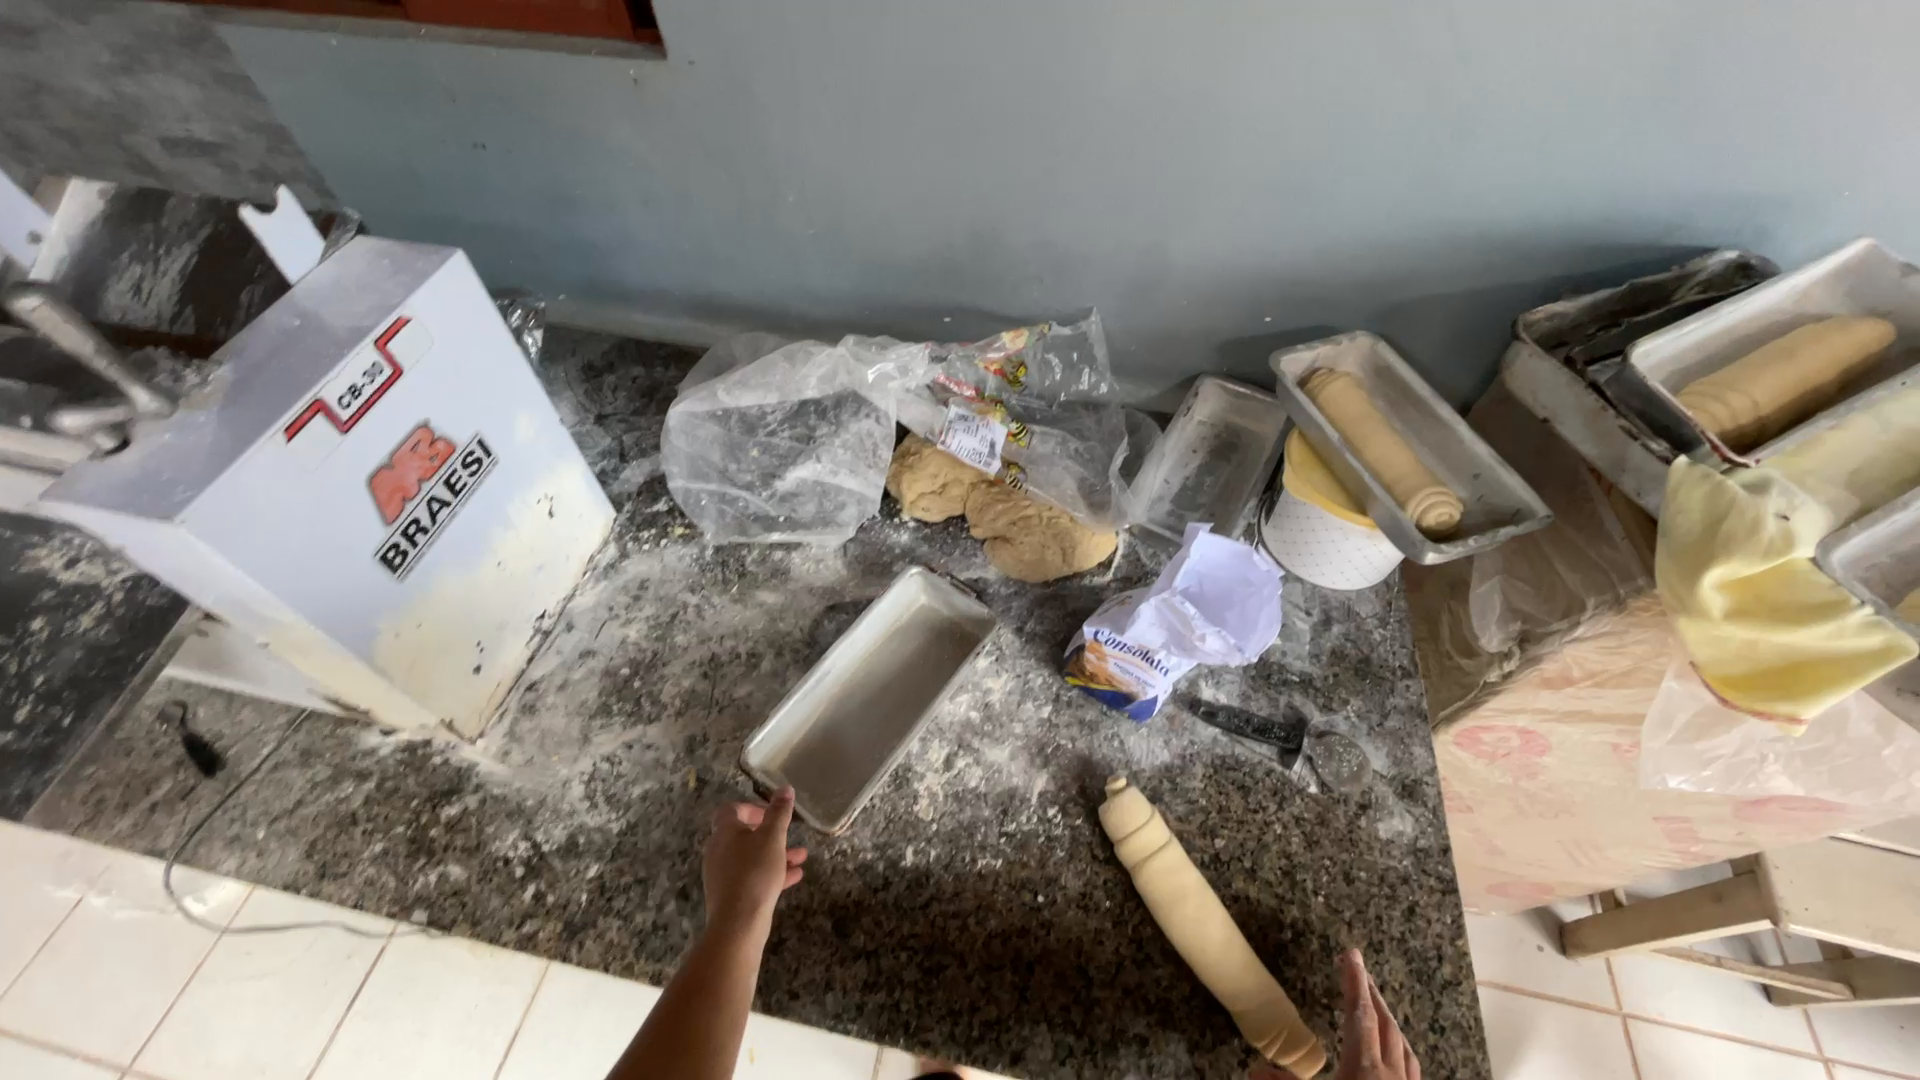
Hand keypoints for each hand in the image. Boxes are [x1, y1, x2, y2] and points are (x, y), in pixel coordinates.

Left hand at [702, 787, 807, 941]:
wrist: (738, 923)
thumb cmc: (755, 872)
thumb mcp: (772, 837)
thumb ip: (779, 812)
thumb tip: (785, 788)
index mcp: (724, 833)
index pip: (731, 810)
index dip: (751, 807)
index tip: (770, 813)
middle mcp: (718, 851)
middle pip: (743, 835)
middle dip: (769, 833)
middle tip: (787, 834)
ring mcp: (722, 875)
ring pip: (751, 857)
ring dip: (775, 854)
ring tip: (802, 856)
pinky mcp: (730, 895)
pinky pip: (752, 877)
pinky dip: (771, 873)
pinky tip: (796, 875)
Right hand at [1330, 948, 1419, 1079]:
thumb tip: (1255, 1065)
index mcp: (1364, 1065)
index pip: (1360, 1014)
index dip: (1355, 982)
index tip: (1352, 953)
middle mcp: (1391, 1072)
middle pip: (1385, 1024)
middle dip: (1371, 993)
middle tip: (1358, 969)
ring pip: (1404, 1047)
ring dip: (1390, 1020)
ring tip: (1378, 1006)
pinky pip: (1413, 1069)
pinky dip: (1402, 1051)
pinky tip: (1396, 1056)